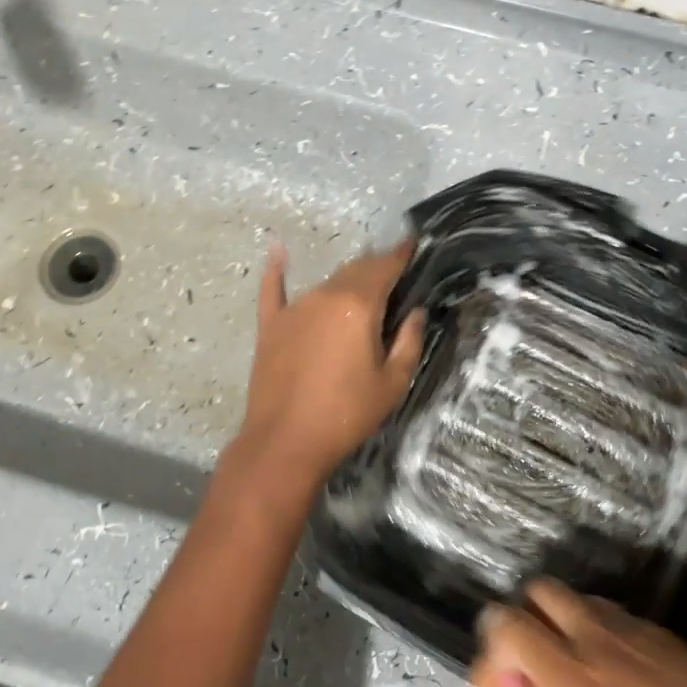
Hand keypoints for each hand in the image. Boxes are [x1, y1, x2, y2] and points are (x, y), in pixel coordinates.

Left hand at [227, 240, 425, 493]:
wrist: (285, 442)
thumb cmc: (347, 414)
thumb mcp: (393, 383)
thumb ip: (409, 342)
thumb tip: (415, 312)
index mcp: (359, 306)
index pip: (385, 268)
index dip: (401, 254)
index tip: (413, 243)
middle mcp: (325, 296)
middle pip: (356, 270)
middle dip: (377, 267)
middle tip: (394, 273)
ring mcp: (294, 309)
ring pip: (326, 283)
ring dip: (346, 281)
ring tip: (362, 284)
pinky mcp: (270, 325)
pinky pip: (273, 290)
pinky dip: (277, 270)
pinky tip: (278, 251)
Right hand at [481, 580, 686, 686]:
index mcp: (575, 677)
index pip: (508, 625)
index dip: (492, 651)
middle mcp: (600, 639)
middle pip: (541, 592)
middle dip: (525, 623)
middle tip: (534, 673)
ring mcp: (638, 631)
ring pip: (581, 599)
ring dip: (565, 625)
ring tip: (577, 676)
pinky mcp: (669, 636)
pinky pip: (617, 616)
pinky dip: (601, 633)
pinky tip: (622, 681)